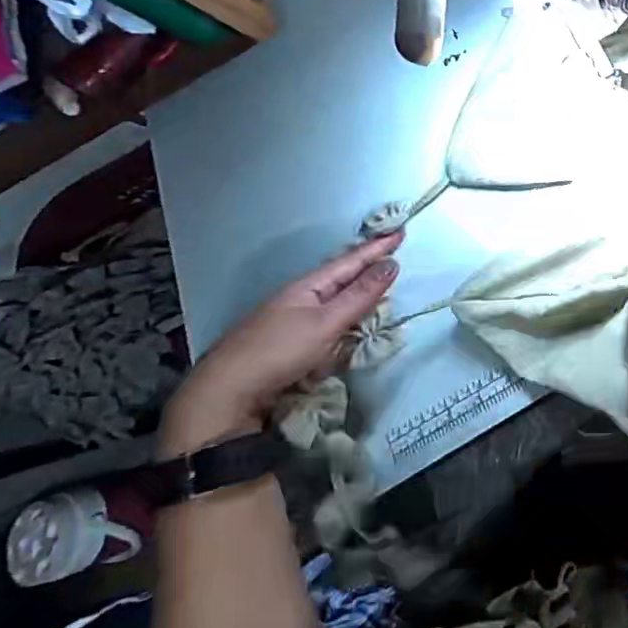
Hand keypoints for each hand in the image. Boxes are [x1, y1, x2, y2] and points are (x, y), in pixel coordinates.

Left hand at [159, 232, 402, 454]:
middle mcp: (300, 298)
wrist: (226, 395)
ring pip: (336, 300)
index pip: (350, 261)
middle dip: (366, 266)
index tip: (401, 231)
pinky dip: (345, 320)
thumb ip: (361, 294)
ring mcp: (294, 320)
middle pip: (342, 277)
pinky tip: (351, 324)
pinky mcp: (293, 343)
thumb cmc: (279, 352)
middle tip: (393, 253)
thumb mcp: (327, 322)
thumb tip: (391, 263)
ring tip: (379, 286)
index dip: (376, 248)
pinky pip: (329, 323)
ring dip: (358, 293)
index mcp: (308, 286)